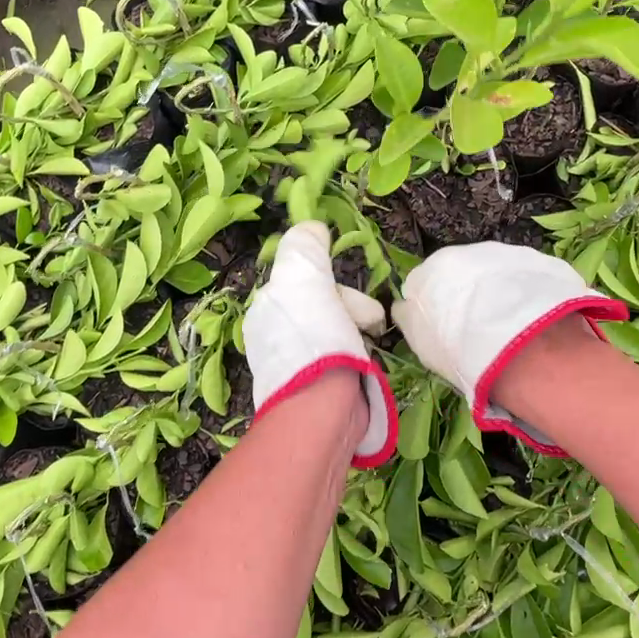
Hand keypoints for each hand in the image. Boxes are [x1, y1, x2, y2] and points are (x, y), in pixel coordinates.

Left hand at [241, 221, 397, 465]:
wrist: (323, 410)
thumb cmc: (314, 338)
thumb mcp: (305, 277)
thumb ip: (305, 247)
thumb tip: (312, 227)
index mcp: (268, 309)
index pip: (306, 280)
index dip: (333, 282)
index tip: (352, 294)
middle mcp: (278, 335)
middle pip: (326, 304)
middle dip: (352, 308)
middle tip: (369, 322)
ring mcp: (298, 365)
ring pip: (339, 330)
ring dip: (359, 332)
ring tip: (370, 345)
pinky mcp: (318, 389)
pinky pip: (344, 359)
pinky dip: (358, 358)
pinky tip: (366, 367)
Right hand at [391, 241, 625, 454]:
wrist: (523, 349)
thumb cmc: (460, 347)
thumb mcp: (419, 339)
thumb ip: (409, 316)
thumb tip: (407, 307)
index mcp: (437, 265)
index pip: (427, 281)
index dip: (434, 305)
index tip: (443, 328)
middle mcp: (473, 250)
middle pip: (464, 273)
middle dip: (467, 296)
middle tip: (476, 328)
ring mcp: (511, 254)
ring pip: (499, 275)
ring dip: (499, 294)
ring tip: (508, 326)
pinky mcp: (545, 265)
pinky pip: (528, 280)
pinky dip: (527, 297)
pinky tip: (531, 321)